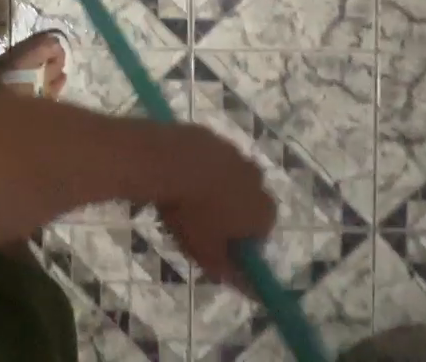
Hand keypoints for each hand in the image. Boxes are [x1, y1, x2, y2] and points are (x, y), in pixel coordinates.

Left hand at [153, 127, 276, 290]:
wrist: (163, 160)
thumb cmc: (190, 213)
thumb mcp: (207, 253)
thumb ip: (231, 274)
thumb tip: (251, 292)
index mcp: (263, 211)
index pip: (259, 234)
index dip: (237, 242)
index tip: (213, 244)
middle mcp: (256, 179)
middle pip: (245, 202)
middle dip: (227, 211)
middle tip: (196, 221)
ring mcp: (233, 151)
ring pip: (226, 177)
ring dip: (211, 186)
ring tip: (182, 195)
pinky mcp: (209, 134)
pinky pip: (207, 156)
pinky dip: (196, 163)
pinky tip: (175, 171)